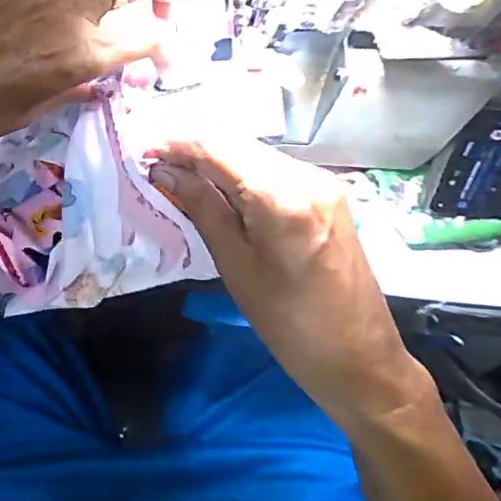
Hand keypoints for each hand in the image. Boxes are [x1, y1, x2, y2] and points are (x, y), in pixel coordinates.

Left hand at [0, 0, 183, 155]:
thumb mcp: (30, 111)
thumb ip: (72, 86)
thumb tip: (95, 78)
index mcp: (78, 50)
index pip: (150, 31)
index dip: (167, 43)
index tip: (164, 55)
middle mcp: (64, 8)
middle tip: (150, 15)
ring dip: (92, 3)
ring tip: (65, 35)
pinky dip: (45, 6)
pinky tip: (14, 34)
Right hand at [146, 137, 434, 427]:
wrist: (358, 356)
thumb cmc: (286, 320)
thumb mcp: (233, 263)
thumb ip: (201, 207)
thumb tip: (165, 172)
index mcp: (281, 197)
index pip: (217, 150)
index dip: (176, 147)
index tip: (143, 153)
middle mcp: (306, 177)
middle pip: (237, 145)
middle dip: (194, 150)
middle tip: (156, 165)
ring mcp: (322, 183)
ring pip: (255, 154)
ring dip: (216, 159)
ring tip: (180, 176)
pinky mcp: (328, 195)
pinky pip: (274, 169)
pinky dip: (241, 171)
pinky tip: (220, 187)